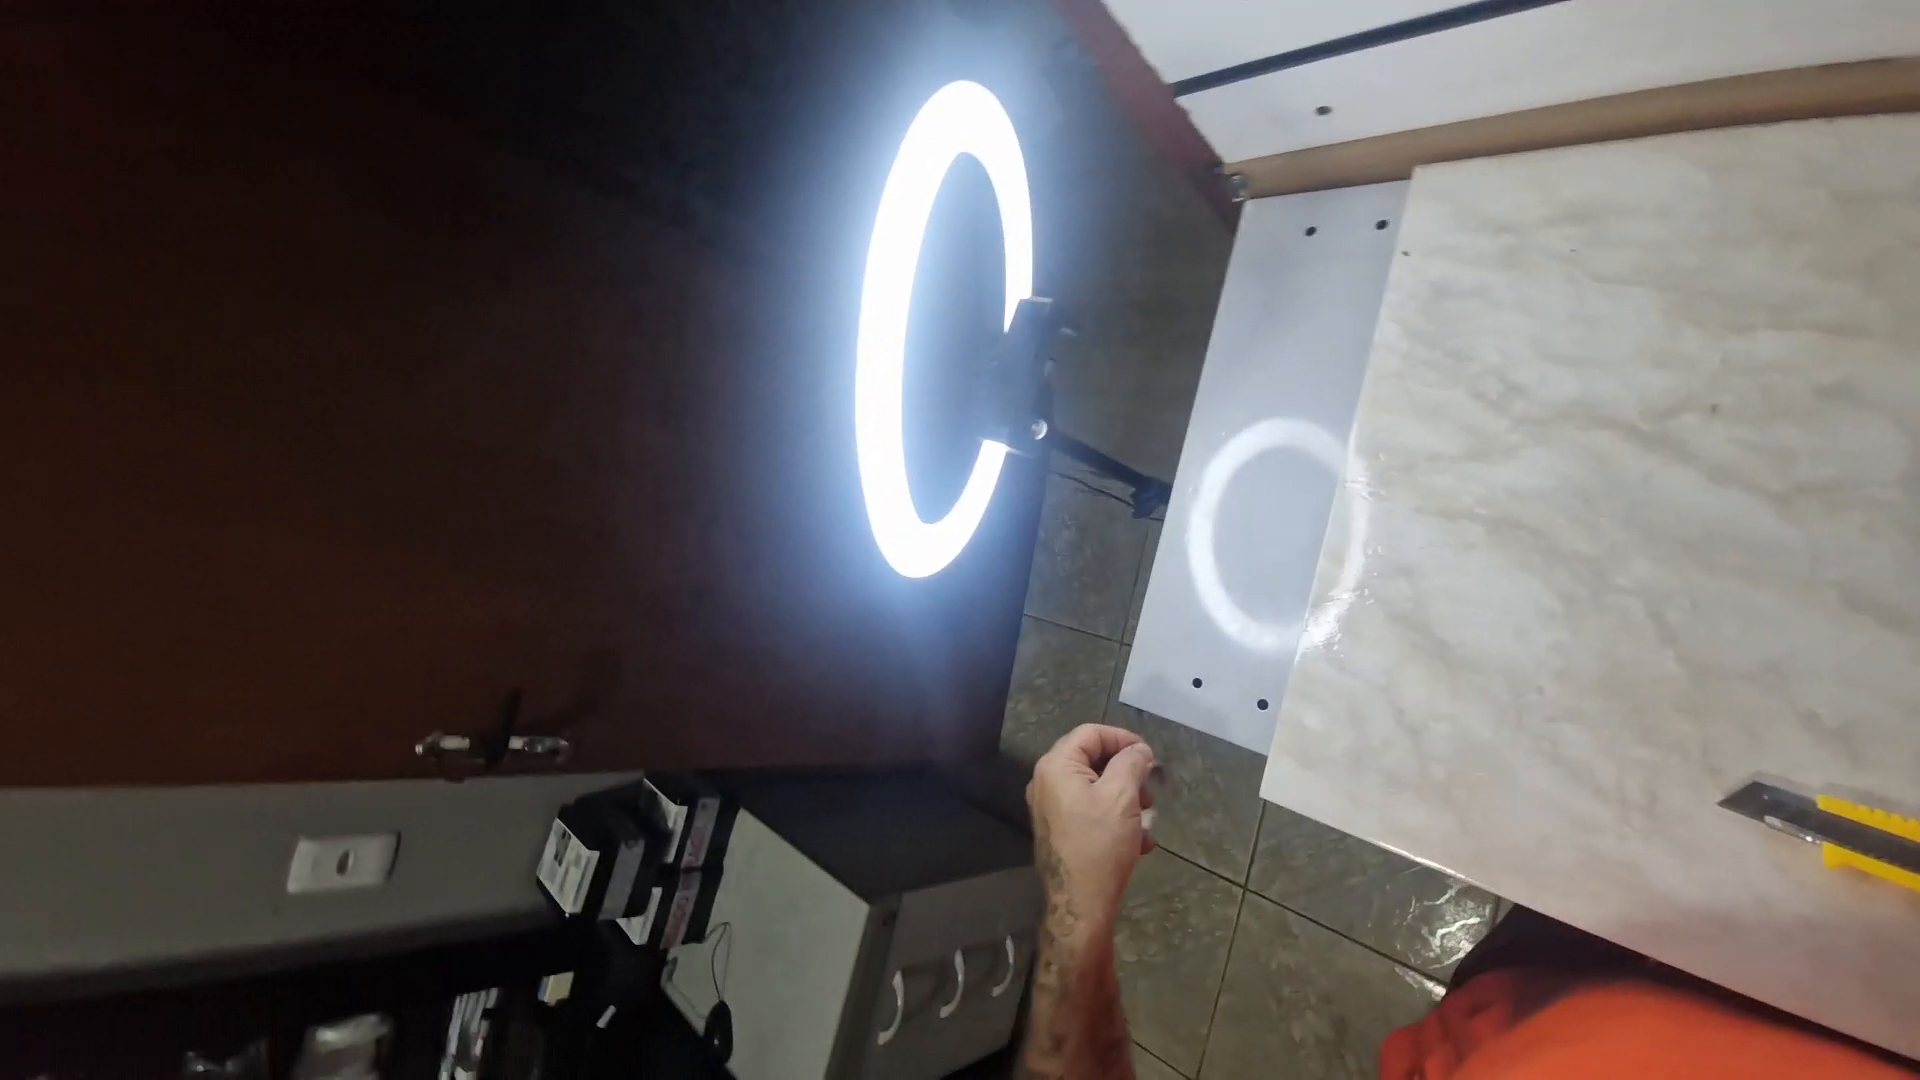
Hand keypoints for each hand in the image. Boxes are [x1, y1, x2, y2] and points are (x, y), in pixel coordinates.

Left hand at [1027, 724, 1156, 935]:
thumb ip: (1131, 763)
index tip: (1150, 756)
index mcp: (1056, 766)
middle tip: (1151, 791)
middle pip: (1092, 761)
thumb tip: (1139, 750)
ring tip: (1148, 820)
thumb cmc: (1100, 845)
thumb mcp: (1122, 796)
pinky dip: (1116, 819)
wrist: (1080, 906)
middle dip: (1127, 773)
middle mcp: (1046, 783)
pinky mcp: (1060, 832)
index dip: (1123, 739)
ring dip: (1126, 799)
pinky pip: (1090, 812)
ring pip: (1095, 789)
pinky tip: (1140, 842)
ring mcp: (1051, 809)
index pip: (1090, 733)